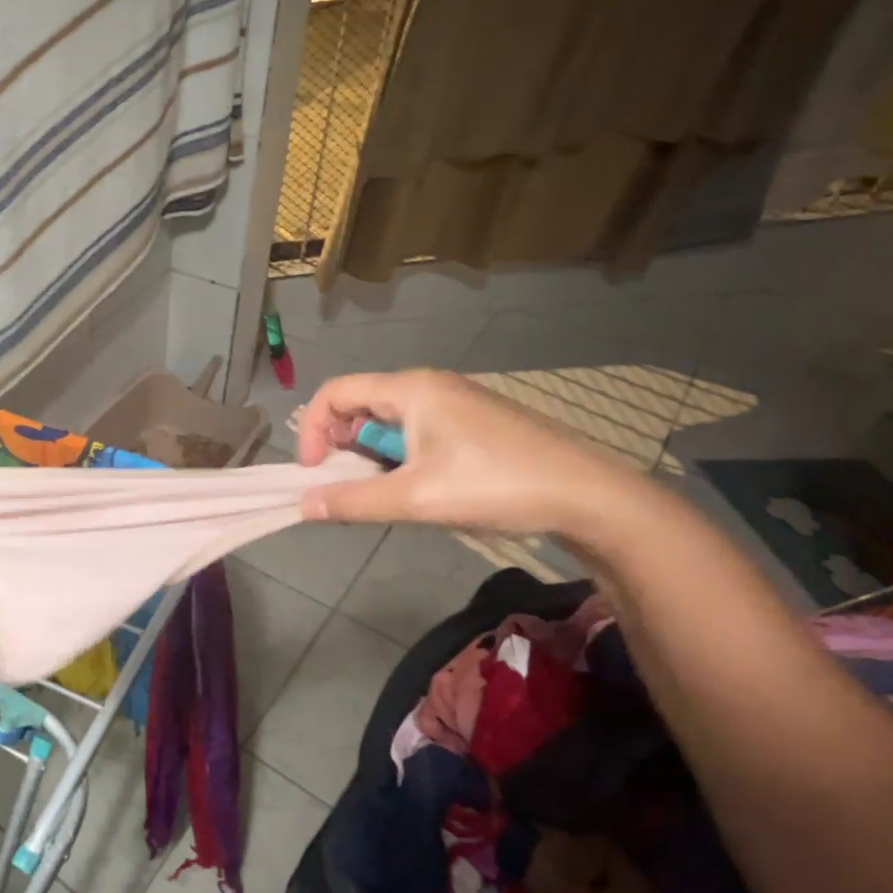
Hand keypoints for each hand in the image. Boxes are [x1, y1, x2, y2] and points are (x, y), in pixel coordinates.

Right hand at [296, 370, 657, 537]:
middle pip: (359, 404)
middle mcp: (430, 386)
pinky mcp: (475, 424)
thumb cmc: (496, 486)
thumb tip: (303, 505)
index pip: (335, 392)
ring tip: (381, 493)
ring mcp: (456, 403)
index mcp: (412, 390)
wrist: (589, 496)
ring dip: (370, 455)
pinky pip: (416, 431)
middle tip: (343, 485)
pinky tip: (418, 489)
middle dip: (339, 444)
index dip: (312, 430)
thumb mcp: (416, 499)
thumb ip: (353, 501)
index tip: (314, 473)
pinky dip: (399, 457)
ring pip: (388, 421)